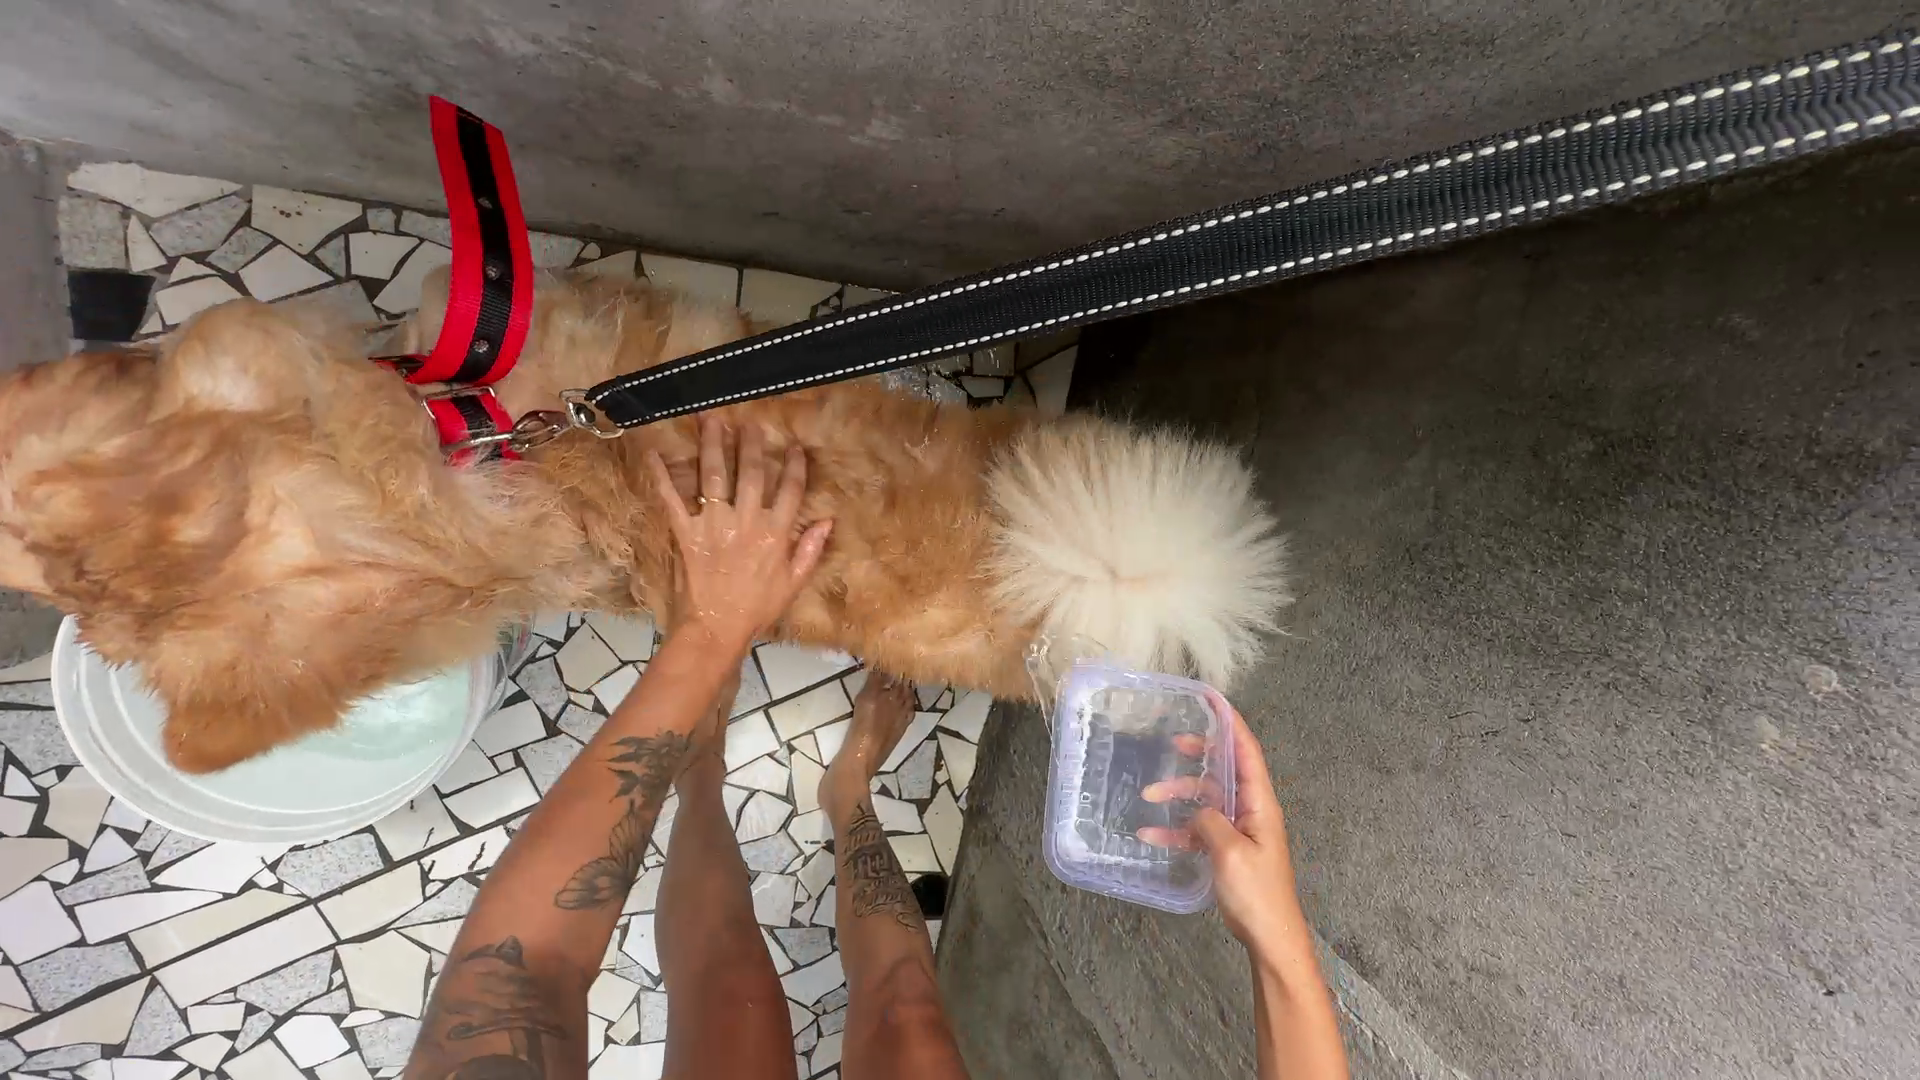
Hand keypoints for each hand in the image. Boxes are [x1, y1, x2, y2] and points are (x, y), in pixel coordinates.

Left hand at [646, 416, 832, 649]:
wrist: (716, 627)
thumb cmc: (758, 608)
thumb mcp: (794, 582)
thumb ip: (810, 549)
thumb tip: (828, 520)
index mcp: (775, 533)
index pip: (790, 490)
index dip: (795, 466)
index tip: (794, 446)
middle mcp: (746, 521)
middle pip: (751, 474)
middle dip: (751, 445)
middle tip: (749, 423)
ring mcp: (714, 524)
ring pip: (714, 476)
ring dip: (713, 446)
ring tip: (711, 420)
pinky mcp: (686, 532)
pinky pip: (671, 499)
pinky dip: (661, 476)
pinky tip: (654, 454)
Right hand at [1141, 692, 1306, 958]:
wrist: (1270, 938)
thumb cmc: (1256, 893)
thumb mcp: (1229, 852)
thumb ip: (1210, 820)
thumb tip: (1198, 810)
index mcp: (1259, 803)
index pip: (1246, 751)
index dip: (1230, 722)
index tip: (1212, 697)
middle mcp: (1251, 809)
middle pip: (1223, 768)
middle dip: (1198, 752)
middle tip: (1173, 740)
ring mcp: (1239, 829)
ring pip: (1205, 798)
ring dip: (1178, 795)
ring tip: (1148, 797)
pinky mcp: (1227, 848)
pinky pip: (1198, 828)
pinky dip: (1176, 829)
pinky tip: (1150, 837)